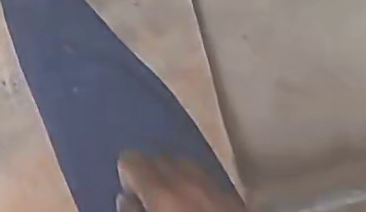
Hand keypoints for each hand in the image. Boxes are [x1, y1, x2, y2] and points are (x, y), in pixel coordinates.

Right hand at [115, 152, 244, 211]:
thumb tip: (126, 199)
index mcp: (162, 192)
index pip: (130, 160)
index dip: (128, 179)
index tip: (134, 200)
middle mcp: (188, 180)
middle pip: (159, 158)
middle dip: (153, 176)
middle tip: (155, 206)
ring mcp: (217, 188)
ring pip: (186, 166)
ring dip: (178, 181)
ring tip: (179, 208)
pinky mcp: (238, 201)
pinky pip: (210, 183)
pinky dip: (201, 191)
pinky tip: (203, 211)